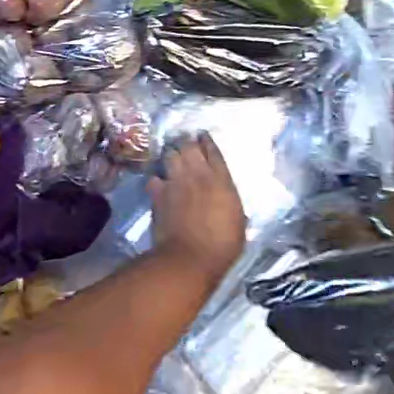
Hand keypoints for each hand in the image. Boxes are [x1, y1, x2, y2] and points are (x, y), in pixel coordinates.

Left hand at [148, 134, 244, 279]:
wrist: (190, 257)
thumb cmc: (222, 245)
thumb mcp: (238, 221)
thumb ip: (230, 202)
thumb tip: (227, 199)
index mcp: (221, 180)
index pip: (213, 151)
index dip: (207, 141)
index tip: (203, 136)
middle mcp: (198, 174)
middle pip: (189, 146)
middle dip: (187, 143)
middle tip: (187, 146)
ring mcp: (176, 181)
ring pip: (170, 155)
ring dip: (172, 155)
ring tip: (172, 159)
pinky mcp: (158, 193)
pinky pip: (154, 178)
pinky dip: (156, 180)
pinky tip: (159, 184)